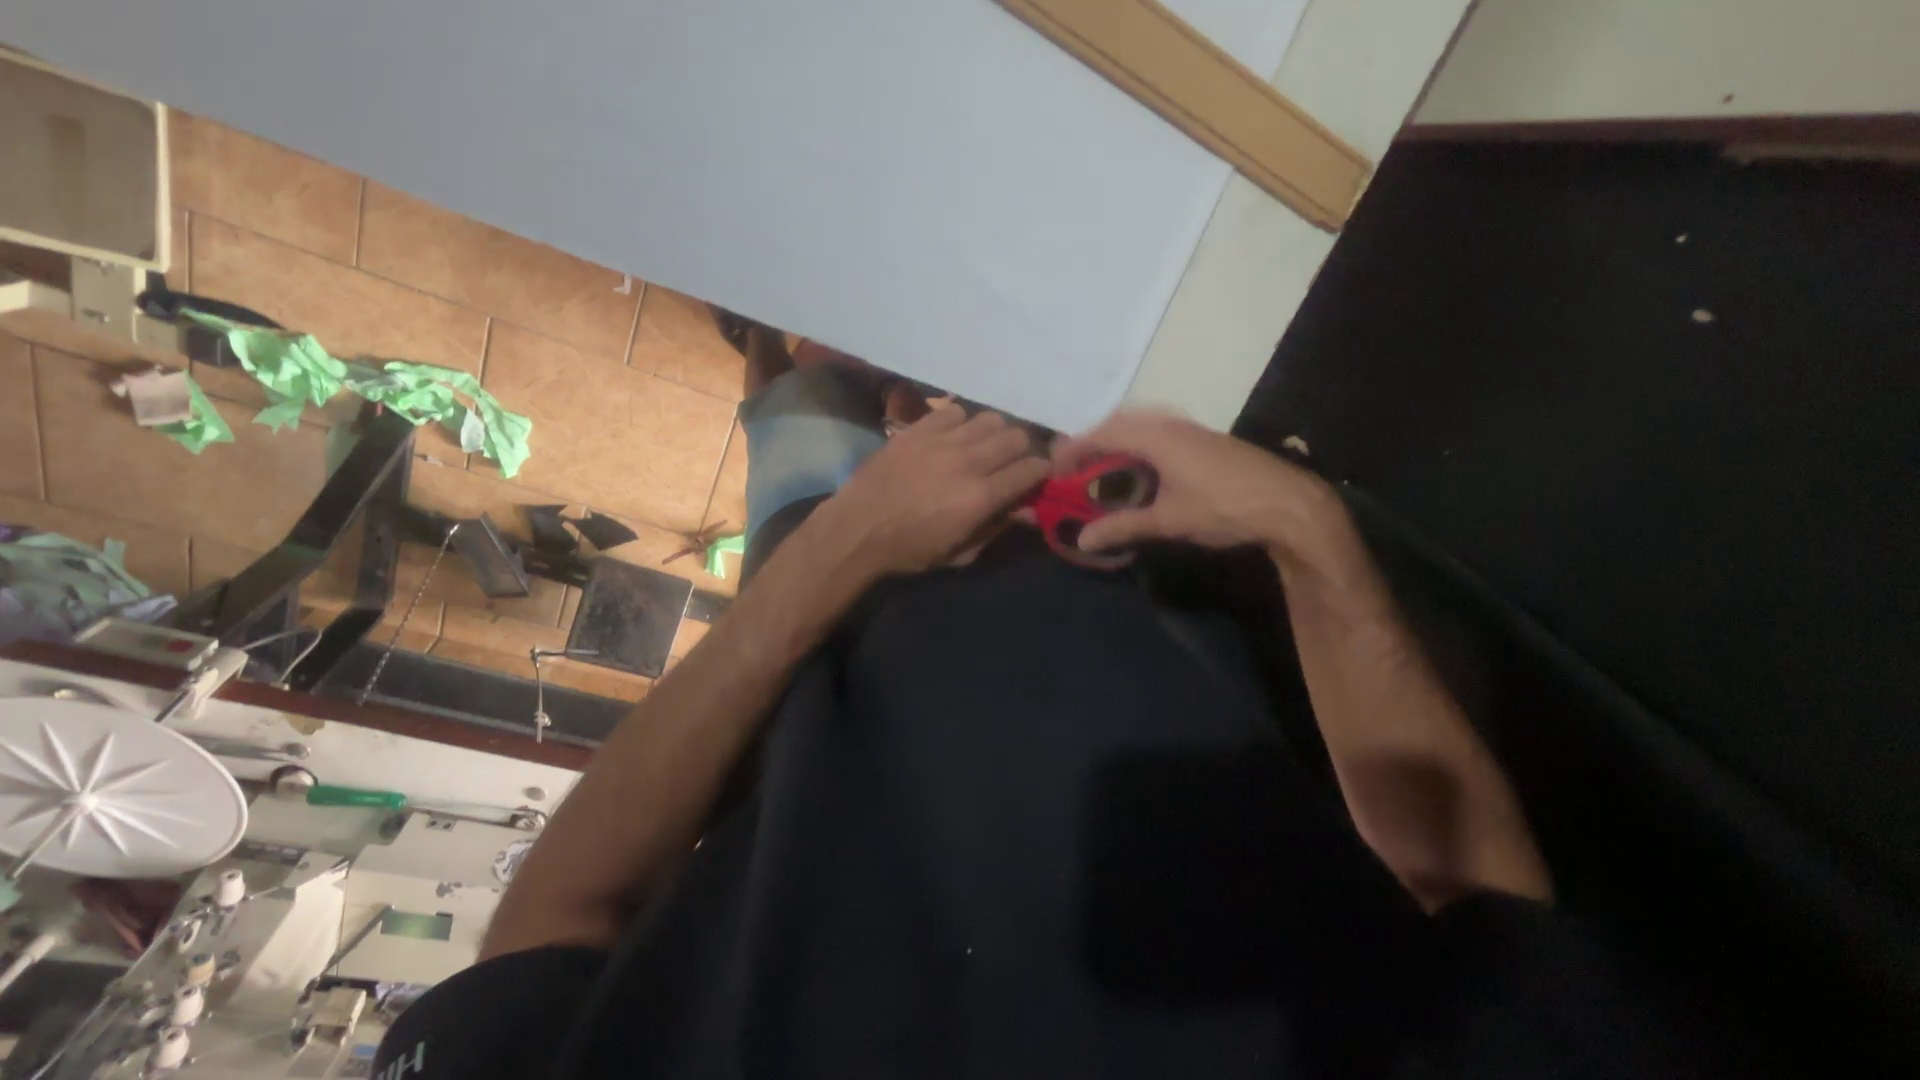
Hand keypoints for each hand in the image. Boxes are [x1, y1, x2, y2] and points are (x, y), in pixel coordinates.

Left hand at [809, 405, 1050, 575]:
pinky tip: (955, 437)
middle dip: (1022, 450)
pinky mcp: (918, 429)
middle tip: (1013, 462)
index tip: (1038, 477)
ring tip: (985, 447)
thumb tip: (1027, 510)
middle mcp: (968, 462)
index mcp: (980, 497)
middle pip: (1016, 437)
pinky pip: (955, 411)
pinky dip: (963, 422)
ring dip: (995, 433)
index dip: (1041, 471)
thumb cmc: (909, 549)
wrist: (857, 529)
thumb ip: (996, 528)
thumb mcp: (959, 553)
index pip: (1031, 469)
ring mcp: (942, 441)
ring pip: (990, 419)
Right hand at [1054, 410, 1346, 563]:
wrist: (1289, 505)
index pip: (1101, 433)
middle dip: (1091, 442)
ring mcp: (1190, 429)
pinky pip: (1158, 432)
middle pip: (1118, 422)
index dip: (1072, 450)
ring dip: (1116, 442)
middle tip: (1073, 470)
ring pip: (1140, 425)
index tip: (1052, 470)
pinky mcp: (1204, 440)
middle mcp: (1170, 424)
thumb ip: (1123, 526)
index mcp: (1156, 437)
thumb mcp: (1168, 520)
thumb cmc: (1224, 508)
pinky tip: (1140, 471)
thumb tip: (1083, 538)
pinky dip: (1137, 446)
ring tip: (1101, 471)